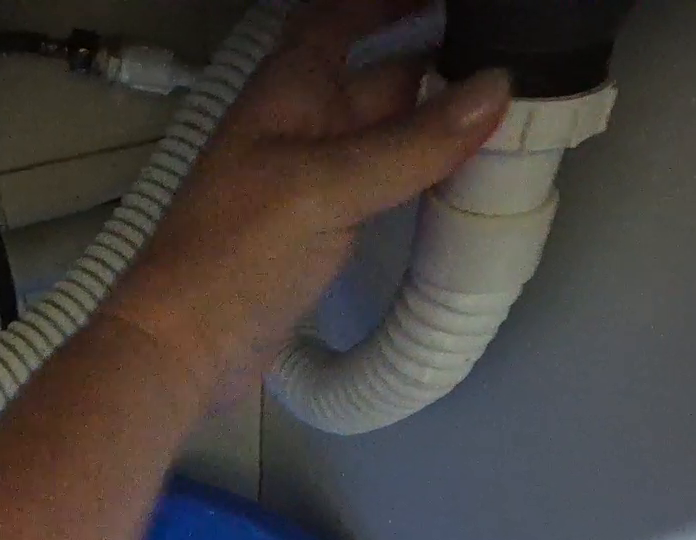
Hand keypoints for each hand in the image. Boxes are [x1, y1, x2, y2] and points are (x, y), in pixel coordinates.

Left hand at [103, 0, 511, 409]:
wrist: (183, 350)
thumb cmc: (233, 256)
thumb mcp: (321, 189)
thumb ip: (406, 145)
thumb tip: (498, 87)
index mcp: (288, 92)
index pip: (342, 15)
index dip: (391, 0)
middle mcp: (298, 130)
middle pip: (375, 78)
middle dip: (436, 63)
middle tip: (512, 65)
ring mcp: (307, 188)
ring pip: (380, 139)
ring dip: (432, 126)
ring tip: (510, 116)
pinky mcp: (315, 238)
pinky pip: (374, 193)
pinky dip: (414, 181)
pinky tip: (459, 183)